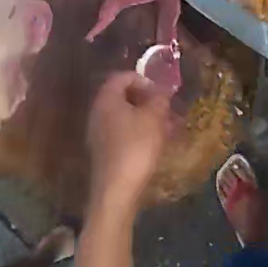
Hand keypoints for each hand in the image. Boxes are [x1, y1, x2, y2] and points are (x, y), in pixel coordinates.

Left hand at [85, 72, 172, 217]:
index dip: (143, 79)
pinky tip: (158, 141)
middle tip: (167, 107)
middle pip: (123, 96)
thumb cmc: (136, 146)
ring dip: (147, 116)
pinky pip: (124, 131)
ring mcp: (100, 132)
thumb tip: (162, 88)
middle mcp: (99, 113)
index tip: (161, 92)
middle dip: (147, 99)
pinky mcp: (106, 150)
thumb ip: (159, 98)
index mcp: (107, 100)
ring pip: (126, 115)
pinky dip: (141, 131)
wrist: (117, 188)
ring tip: (168, 125)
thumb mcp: (154, 117)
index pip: (122, 77)